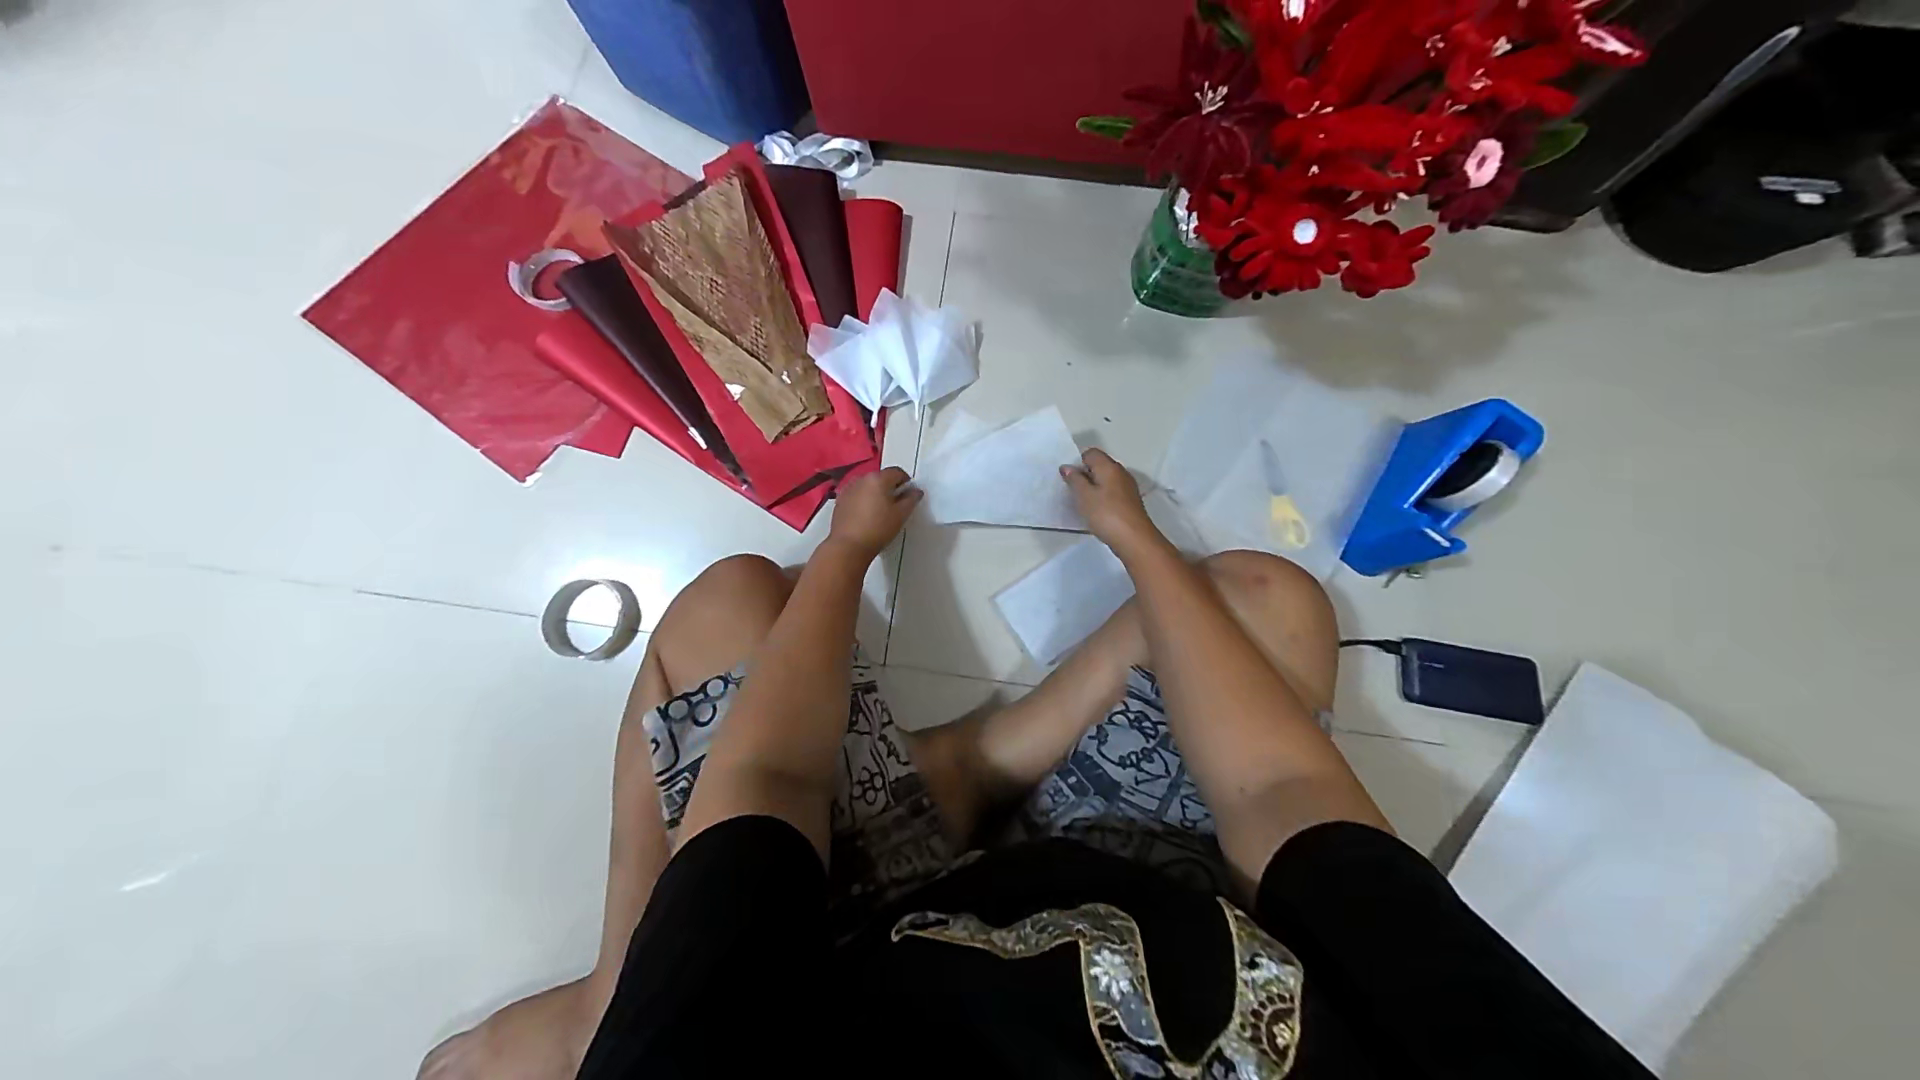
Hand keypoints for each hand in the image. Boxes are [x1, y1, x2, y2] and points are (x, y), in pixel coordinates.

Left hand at [826, 466, 921, 561]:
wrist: (848, 546)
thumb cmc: (878, 529)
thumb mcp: (901, 515)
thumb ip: (911, 499)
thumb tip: (915, 491)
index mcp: (878, 478)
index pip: (897, 472)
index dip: (906, 482)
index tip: (908, 496)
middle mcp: (861, 478)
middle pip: (881, 478)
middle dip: (890, 487)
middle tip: (895, 505)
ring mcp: (848, 489)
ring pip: (867, 486)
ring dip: (875, 493)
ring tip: (879, 511)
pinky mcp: (839, 501)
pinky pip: (856, 495)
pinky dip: (863, 500)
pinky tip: (865, 516)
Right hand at [1061, 449, 1166, 558]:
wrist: (1133, 538)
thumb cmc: (1105, 514)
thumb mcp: (1083, 496)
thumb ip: (1074, 479)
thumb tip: (1068, 467)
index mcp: (1109, 467)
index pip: (1091, 453)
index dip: (1078, 463)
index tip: (1070, 479)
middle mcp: (1121, 472)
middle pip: (1100, 465)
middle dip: (1086, 475)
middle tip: (1074, 492)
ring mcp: (1128, 487)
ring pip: (1107, 480)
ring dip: (1094, 488)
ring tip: (1084, 503)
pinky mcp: (1130, 501)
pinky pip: (1113, 492)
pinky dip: (1103, 498)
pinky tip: (1098, 512)